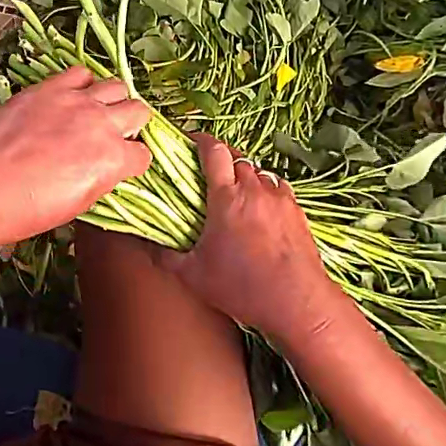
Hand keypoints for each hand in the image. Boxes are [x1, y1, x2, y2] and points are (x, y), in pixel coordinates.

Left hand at [0, 67, 152, 248]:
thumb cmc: (26, 208)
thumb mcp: (75, 205)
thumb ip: (97, 179)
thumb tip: (99, 170)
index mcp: (113, 160)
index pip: (141, 155)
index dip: (132, 162)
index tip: (120, 165)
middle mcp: (103, 124)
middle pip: (138, 111)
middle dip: (131, 123)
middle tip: (114, 134)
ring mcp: (76, 101)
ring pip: (115, 86)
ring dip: (111, 99)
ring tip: (94, 111)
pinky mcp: (50, 88)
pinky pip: (79, 73)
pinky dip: (82, 83)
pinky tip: (71, 95)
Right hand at [158, 136, 353, 347]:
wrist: (298, 304)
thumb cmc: (243, 288)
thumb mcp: (194, 275)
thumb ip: (166, 256)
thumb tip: (146, 246)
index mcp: (226, 198)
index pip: (214, 152)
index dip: (200, 141)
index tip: (190, 141)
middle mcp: (255, 190)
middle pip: (237, 157)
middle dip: (221, 158)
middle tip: (208, 170)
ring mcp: (280, 199)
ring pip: (259, 171)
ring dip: (244, 174)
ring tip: (233, 190)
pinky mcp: (298, 212)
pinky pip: (278, 188)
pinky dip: (266, 189)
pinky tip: (260, 207)